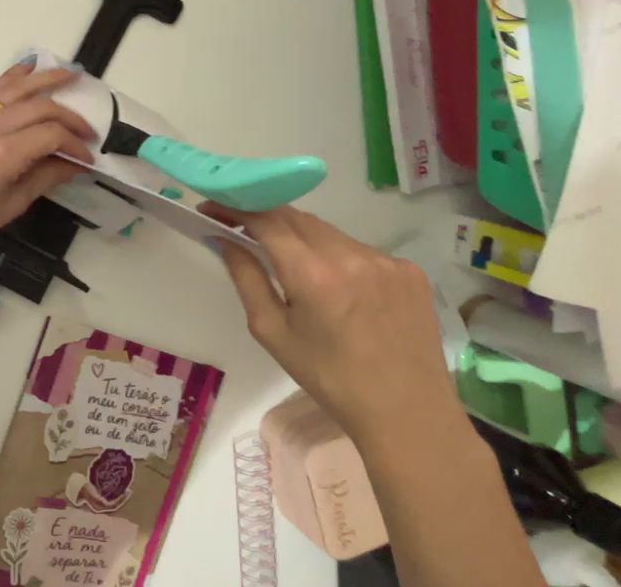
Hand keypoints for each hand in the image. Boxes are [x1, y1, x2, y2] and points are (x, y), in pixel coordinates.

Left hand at [0, 62, 96, 263]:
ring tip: (70, 73)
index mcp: (1, 154)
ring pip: (14, 88)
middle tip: (88, 130)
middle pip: (38, 107)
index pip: (51, 135)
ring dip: (44, 78)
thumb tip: (74, 164)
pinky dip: (11, 76)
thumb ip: (45, 177)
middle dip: (69, 116)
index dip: (76, 145)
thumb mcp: (11, 205)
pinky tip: (29, 67)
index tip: (89, 159)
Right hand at [206, 203, 466, 456]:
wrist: (407, 412)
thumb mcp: (271, 331)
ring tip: (291, 262)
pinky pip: (359, 248)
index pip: (265, 220)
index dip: (234, 208)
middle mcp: (351, 256)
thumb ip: (246, 277)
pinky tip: (338, 285)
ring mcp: (386, 261)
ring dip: (301, 237)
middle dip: (264, 217)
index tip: (212, 208)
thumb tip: (225, 238)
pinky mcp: (409, 271)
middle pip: (296, 217)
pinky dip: (336, 255)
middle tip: (241, 228)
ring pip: (328, 231)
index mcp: (313, 274)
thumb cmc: (329, 377)